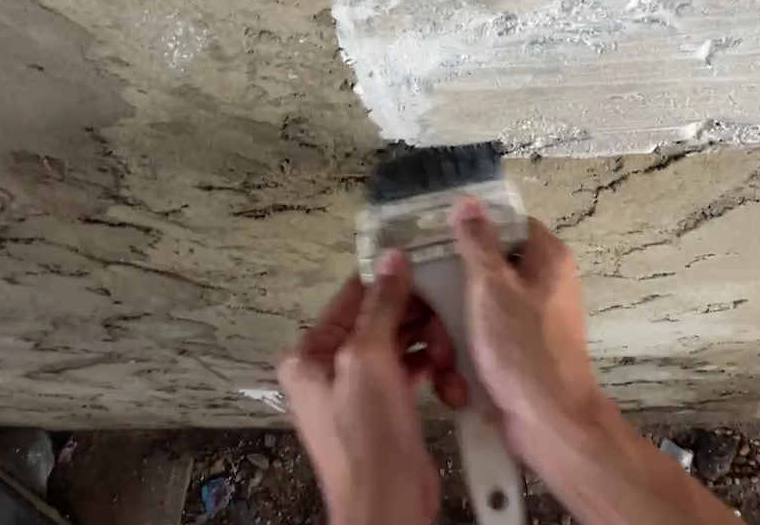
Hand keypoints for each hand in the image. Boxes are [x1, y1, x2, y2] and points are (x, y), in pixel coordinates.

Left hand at [276, 250, 464, 524]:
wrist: (389, 507)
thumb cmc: (367, 441)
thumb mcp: (370, 358)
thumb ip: (382, 305)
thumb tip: (392, 259)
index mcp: (310, 353)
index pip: (353, 295)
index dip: (388, 280)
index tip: (420, 266)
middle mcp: (329, 366)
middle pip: (381, 317)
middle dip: (416, 321)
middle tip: (442, 323)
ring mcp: (358, 387)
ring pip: (401, 341)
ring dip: (430, 346)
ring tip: (446, 359)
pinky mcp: (384, 405)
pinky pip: (410, 369)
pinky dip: (432, 371)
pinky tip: (449, 380)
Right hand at [451, 200, 610, 467]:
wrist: (549, 426)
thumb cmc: (523, 349)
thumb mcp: (491, 287)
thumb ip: (476, 242)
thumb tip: (467, 200)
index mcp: (547, 258)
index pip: (508, 223)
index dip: (475, 228)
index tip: (439, 239)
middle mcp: (544, 283)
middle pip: (487, 267)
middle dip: (454, 292)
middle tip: (432, 309)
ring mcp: (532, 319)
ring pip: (479, 306)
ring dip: (454, 330)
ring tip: (442, 354)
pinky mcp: (520, 351)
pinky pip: (485, 337)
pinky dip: (468, 353)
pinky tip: (454, 375)